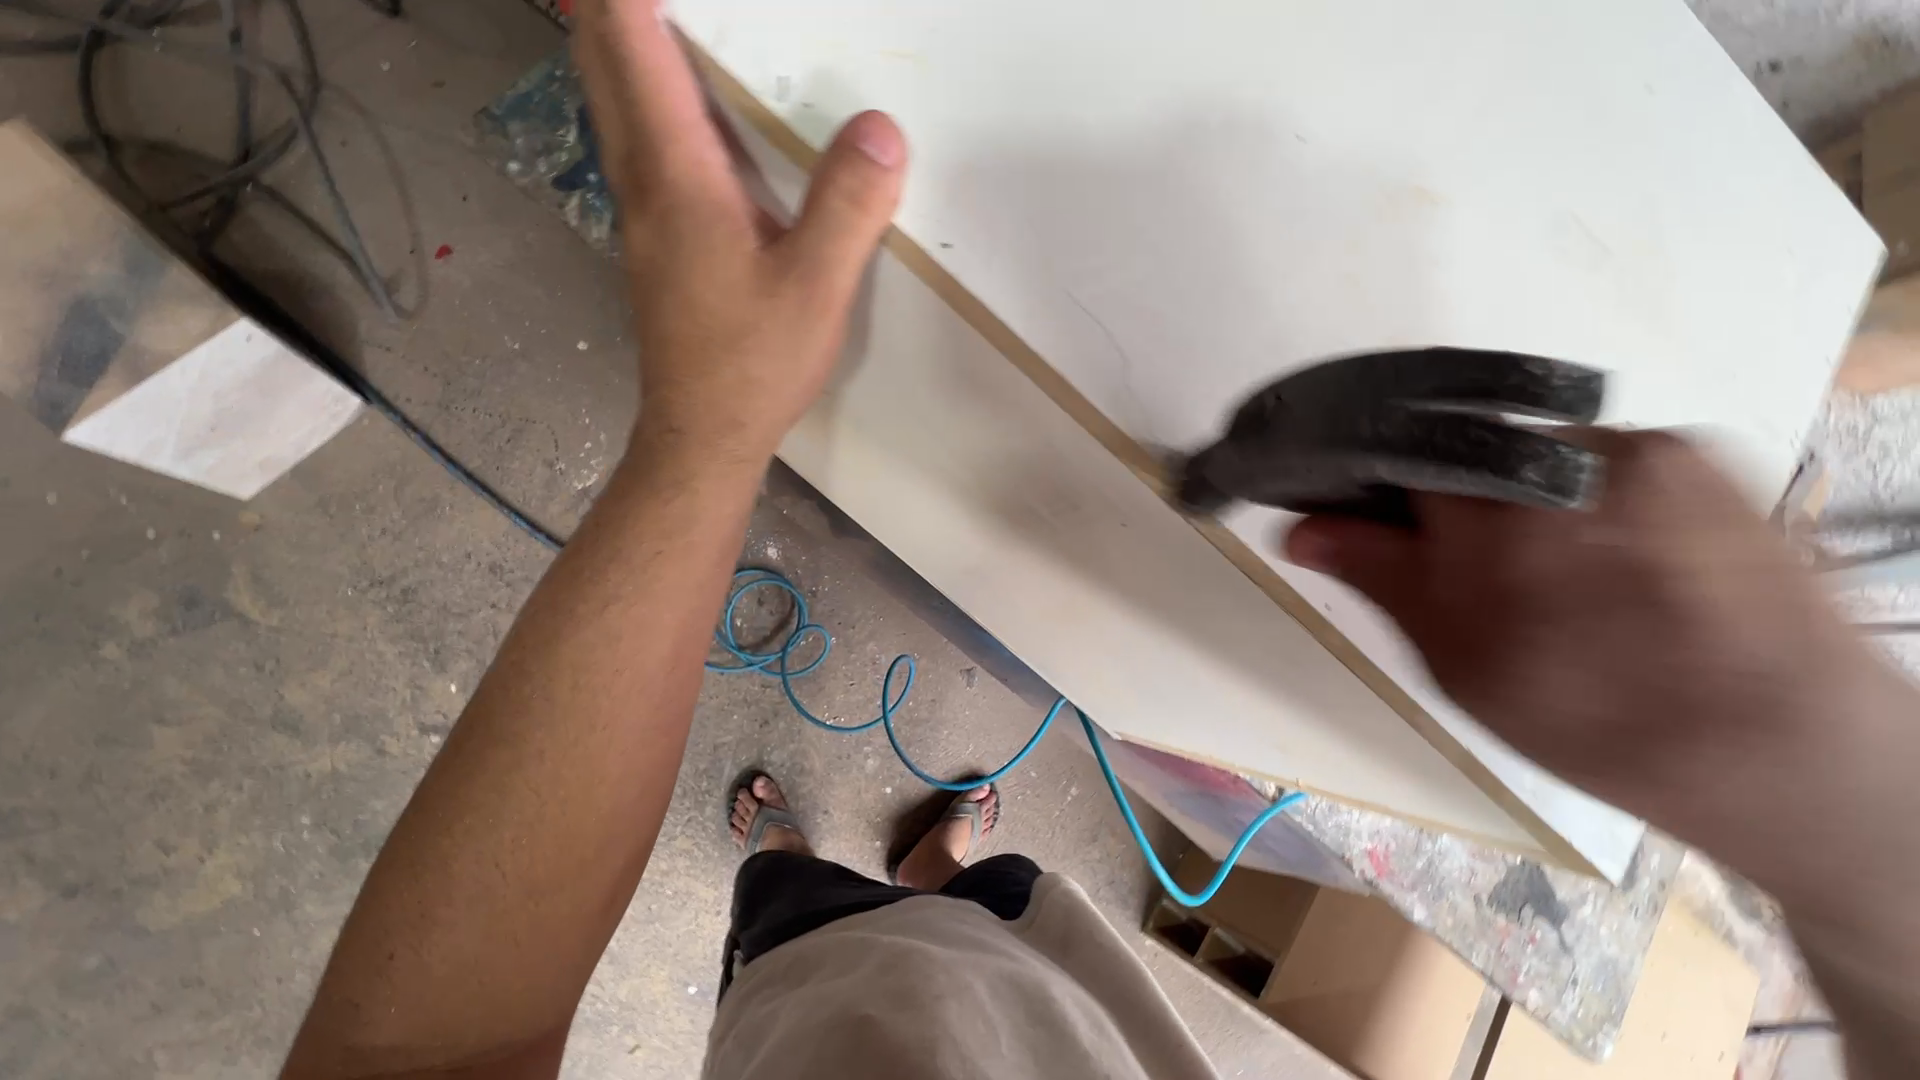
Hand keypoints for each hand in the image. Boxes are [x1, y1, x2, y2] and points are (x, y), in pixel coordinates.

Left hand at [574, 0, 906, 460]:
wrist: (703, 433)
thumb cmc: (754, 363)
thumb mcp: (817, 288)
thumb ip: (848, 206)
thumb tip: (880, 128)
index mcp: (678, 176)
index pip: (634, 45)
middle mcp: (643, 180)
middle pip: (602, 59)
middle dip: (615, 6)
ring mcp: (640, 211)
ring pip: (611, 99)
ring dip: (621, 42)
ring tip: (661, 18)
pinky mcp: (653, 239)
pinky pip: (634, 140)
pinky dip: (641, 93)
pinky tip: (684, 106)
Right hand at [1281, 431, 1890, 839]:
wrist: (1802, 763)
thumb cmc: (1599, 721)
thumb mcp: (1458, 661)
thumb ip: (1380, 576)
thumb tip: (1299, 528)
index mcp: (1501, 498)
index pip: (1395, 459)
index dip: (1367, 497)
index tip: (1356, 533)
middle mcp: (1579, 447)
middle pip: (1466, 454)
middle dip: (1444, 509)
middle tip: (1456, 582)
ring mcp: (1658, 449)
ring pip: (1534, 461)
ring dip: (1514, 509)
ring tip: (1538, 586)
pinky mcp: (1713, 464)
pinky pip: (1602, 468)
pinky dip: (1577, 508)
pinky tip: (1601, 574)